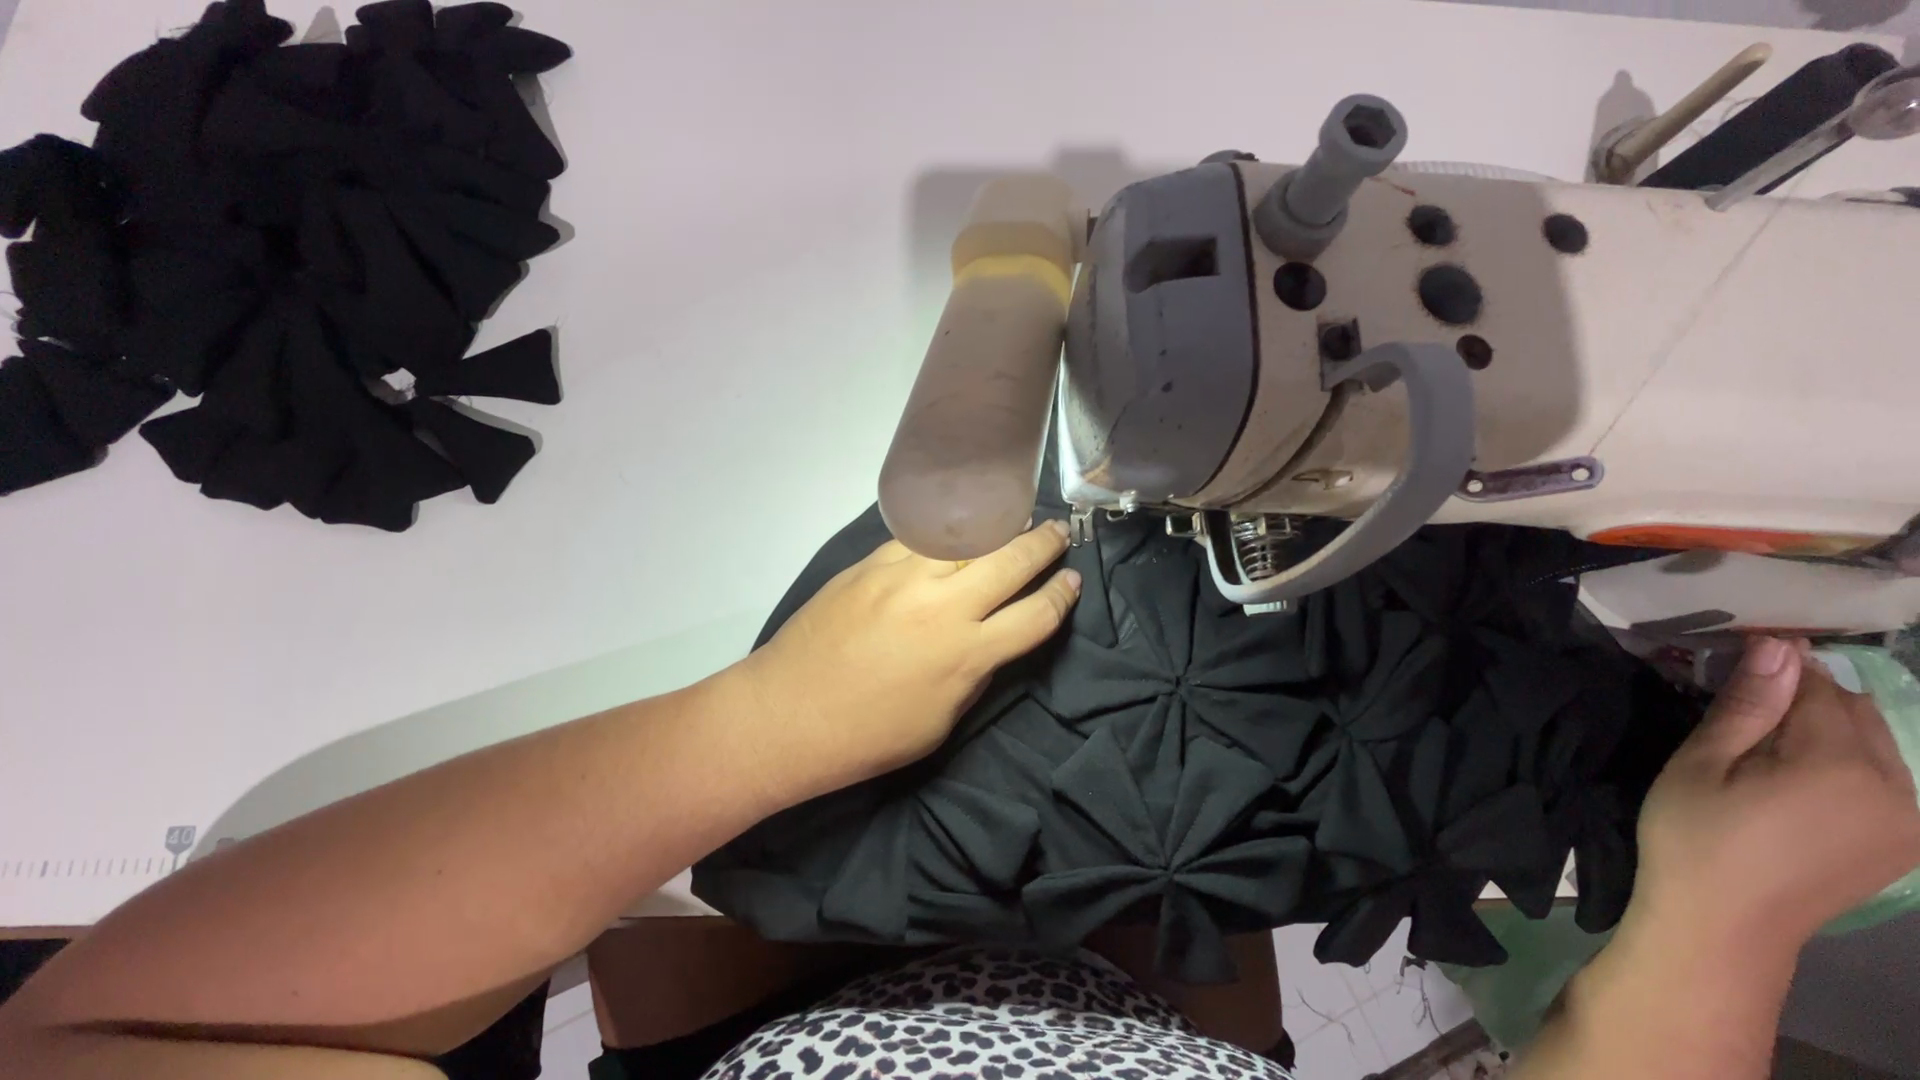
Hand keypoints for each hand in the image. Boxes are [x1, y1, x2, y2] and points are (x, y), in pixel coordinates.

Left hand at [727, 521, 1081, 804]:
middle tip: (1058, 532)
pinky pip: (920, 539)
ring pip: (967, 538)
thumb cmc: (869, 736)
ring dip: (998, 527)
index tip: (1073, 580)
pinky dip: (947, 533)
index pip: (1035, 616)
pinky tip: (957, 528)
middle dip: (1042, 545)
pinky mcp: (871, 564)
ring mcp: (904, 578)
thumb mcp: (941, 720)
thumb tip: (993, 638)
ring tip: (1016, 518)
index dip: (1062, 596)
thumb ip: (976, 672)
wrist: (788, 713)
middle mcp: (943, 606)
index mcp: (966, 655)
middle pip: (1010, 562)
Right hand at [1630, 638, 1919, 960]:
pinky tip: (1796, 784)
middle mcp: (1897, 788)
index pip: (1818, 687)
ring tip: (1764, 752)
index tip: (1734, 664)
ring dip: (1826, 732)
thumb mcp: (1701, 764)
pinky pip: (1886, 780)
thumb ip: (1747, 706)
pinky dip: (1845, 765)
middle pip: (1856, 712)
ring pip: (1876, 744)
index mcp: (1840, 765)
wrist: (1722, 926)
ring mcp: (1910, 821)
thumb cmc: (1694, 837)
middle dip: (1804, 699)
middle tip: (1740, 712)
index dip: (1776, 668)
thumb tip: (1779, 646)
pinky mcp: (1906, 844)